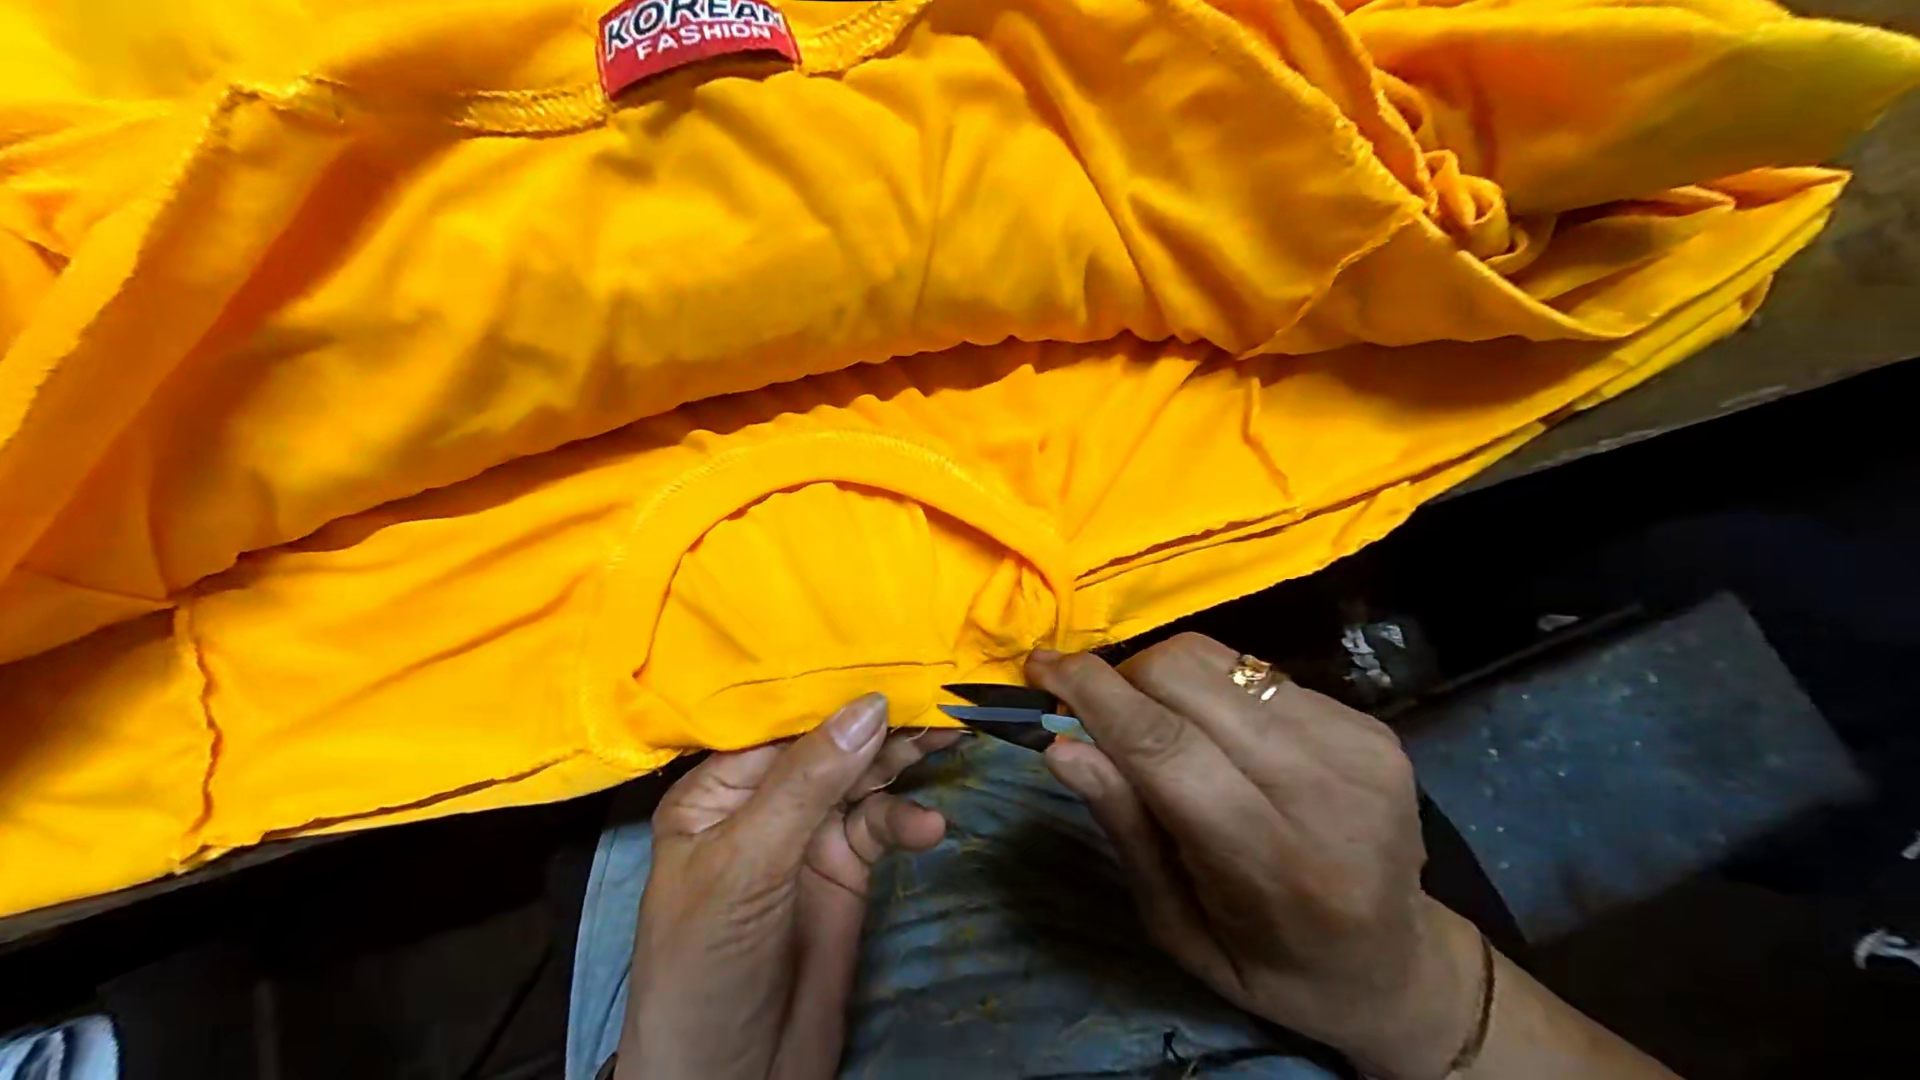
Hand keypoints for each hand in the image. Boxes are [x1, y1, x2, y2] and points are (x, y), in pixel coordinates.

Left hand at [618, 694, 962, 1079]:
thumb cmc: (709, 964)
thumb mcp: (747, 865)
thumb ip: (808, 783)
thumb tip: (870, 703)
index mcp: (721, 788)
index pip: (780, 723)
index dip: (831, 693)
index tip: (888, 660)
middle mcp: (766, 799)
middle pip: (830, 745)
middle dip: (878, 725)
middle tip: (932, 697)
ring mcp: (809, 832)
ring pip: (862, 777)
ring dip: (901, 761)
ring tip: (943, 737)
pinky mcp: (847, 865)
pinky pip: (882, 825)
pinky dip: (907, 822)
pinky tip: (929, 829)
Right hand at [1029, 636, 1482, 1079]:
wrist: (1400, 965)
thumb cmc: (1270, 964)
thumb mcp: (1175, 924)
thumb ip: (1123, 825)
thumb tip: (1060, 745)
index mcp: (1272, 860)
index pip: (1165, 746)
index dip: (1093, 694)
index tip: (1040, 667)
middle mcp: (1324, 788)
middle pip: (1185, 678)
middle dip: (1120, 678)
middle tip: (1101, 714)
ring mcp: (1356, 745)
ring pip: (1215, 657)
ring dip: (1160, 676)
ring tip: (1157, 721)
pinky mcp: (1370, 723)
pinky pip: (1252, 669)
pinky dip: (1210, 688)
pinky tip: (1217, 731)